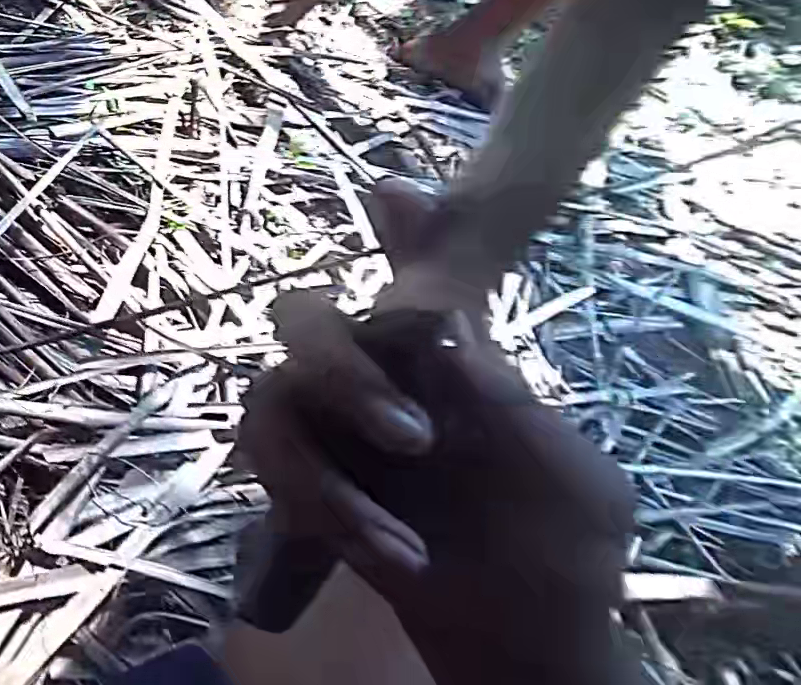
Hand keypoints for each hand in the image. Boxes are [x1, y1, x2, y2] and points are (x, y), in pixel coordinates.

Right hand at [239, 181, 633, 684]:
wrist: (507, 625)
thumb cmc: (548, 537)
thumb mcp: (554, 465)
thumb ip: (490, 385)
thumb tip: (438, 309)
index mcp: (427, 352)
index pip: (406, 275)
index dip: (395, 230)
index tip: (394, 190)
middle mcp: (356, 366)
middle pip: (300, 318)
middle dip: (338, 369)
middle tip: (408, 436)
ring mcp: (310, 413)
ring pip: (268, 396)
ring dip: (325, 471)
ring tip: (398, 544)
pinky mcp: (281, 462)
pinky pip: (263, 459)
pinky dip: (317, 507)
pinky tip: (384, 551)